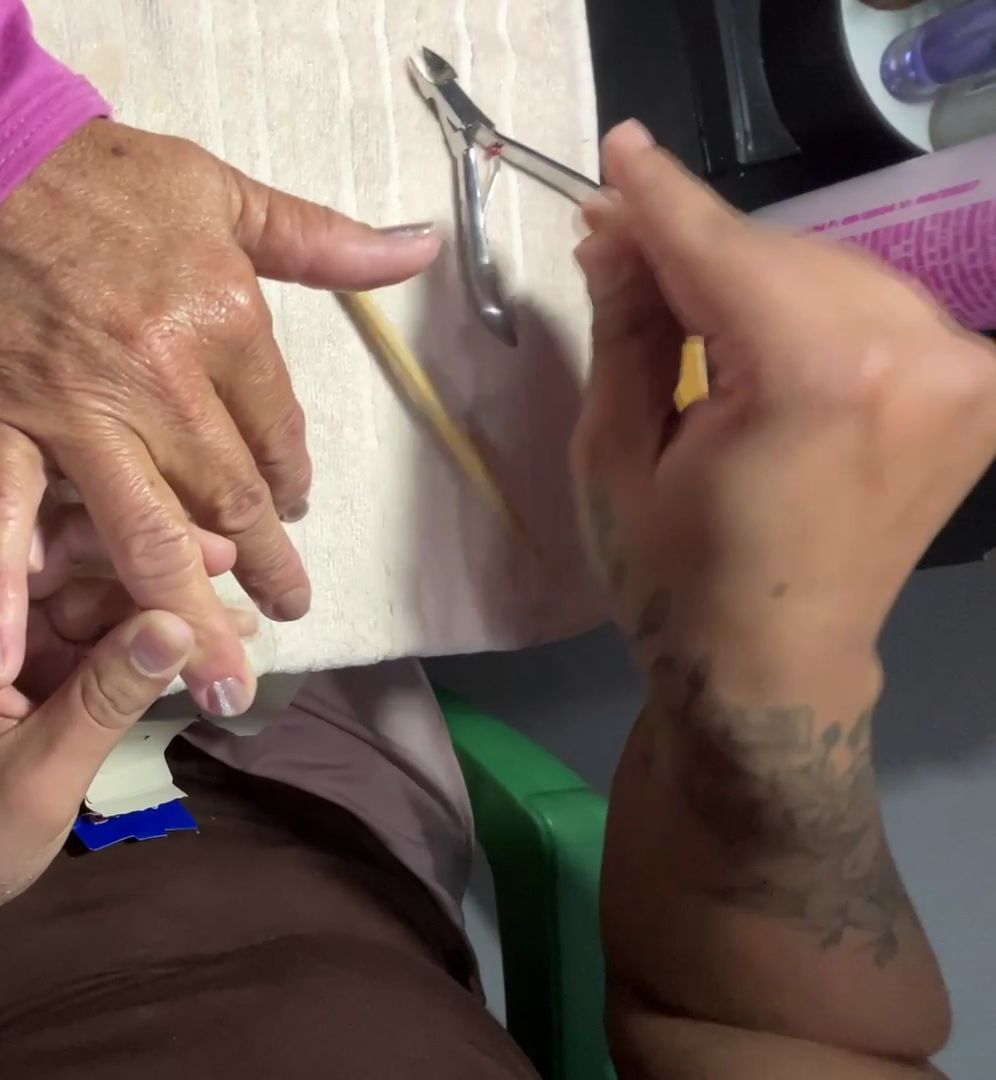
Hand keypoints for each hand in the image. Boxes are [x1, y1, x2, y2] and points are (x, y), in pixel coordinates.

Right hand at [0, 118, 441, 716]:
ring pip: (140, 534)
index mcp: (220, 323)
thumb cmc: (101, 183)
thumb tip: (417, 246)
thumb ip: (320, 239)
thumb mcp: (224, 193)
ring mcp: (73, 415)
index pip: (275, 437)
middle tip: (280, 630)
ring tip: (212, 688)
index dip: (286, 491)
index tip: (284, 521)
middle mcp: (157, 382)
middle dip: (258, 577)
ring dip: (180, 620)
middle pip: (226, 505)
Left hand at [0, 478, 247, 950]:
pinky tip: (208, 641)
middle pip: (54, 553)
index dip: (36, 479)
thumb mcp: (40, 774)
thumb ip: (106, 698)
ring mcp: (17, 641)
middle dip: (133, 551)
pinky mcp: (44, 667)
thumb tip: (182, 622)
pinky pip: (100, 637)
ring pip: (89, 593)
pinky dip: (149, 640)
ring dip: (156, 598)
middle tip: (223, 552)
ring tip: (237, 601)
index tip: (119, 462)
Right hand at [571, 121, 995, 688]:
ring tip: (655, 288)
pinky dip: (789, 303)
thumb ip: (628, 337)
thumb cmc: (664, 567)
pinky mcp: (974, 388)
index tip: (617, 146)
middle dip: (688, 241)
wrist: (766, 656)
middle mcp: (925, 355)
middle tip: (604, 240)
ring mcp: (968, 371)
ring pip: (827, 275)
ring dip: (736, 271)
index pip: (726, 255)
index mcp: (818, 379)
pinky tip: (732, 322)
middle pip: (782, 255)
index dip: (660, 199)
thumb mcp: (614, 453)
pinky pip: (864, 311)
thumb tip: (612, 246)